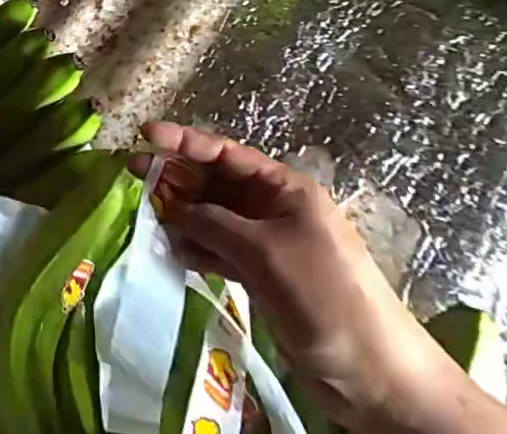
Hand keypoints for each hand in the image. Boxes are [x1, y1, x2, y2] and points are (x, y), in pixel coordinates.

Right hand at [131, 122, 506, 433]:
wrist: (374, 374)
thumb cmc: (325, 295)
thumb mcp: (266, 252)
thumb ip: (216, 225)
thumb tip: (175, 208)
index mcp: (284, 188)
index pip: (226, 153)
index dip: (186, 141)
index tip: (147, 133)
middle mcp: (273, 208)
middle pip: (216, 183)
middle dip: (177, 177)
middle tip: (132, 172)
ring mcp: (267, 243)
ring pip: (214, 218)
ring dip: (182, 214)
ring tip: (142, 212)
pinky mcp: (262, 275)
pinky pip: (220, 251)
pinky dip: (197, 248)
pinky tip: (171, 250)